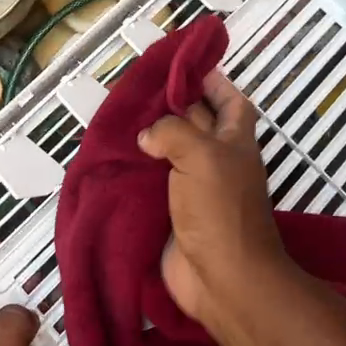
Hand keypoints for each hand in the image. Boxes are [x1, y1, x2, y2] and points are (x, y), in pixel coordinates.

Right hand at [138, 70, 288, 325]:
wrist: (222, 280)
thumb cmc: (221, 210)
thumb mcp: (201, 156)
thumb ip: (172, 132)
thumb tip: (147, 136)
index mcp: (234, 139)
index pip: (229, 99)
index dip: (211, 80)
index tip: (180, 65)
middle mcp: (216, 158)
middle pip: (193, 120)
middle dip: (168, 103)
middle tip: (132, 88)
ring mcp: (194, 185)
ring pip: (169, 149)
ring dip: (147, 137)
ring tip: (116, 118)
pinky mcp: (172, 211)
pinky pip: (152, 181)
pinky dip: (135, 169)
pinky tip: (112, 158)